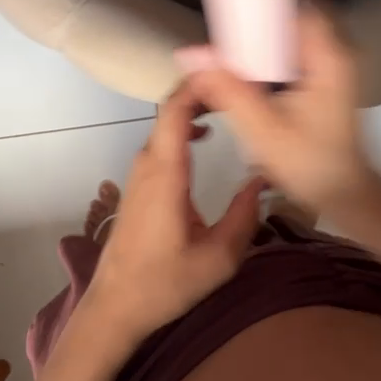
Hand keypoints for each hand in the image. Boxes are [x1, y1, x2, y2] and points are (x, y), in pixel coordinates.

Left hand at [82, 85, 265, 340]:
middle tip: (239, 86)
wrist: (115, 308)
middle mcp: (148, 163)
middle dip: (202, 90)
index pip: (175, 110)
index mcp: (166, 173)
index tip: (229, 73)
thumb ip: (245, 216)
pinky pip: (161, 140)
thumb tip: (265, 178)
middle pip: (170, 109)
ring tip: (228, 104)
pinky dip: (182, 126)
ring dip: (192, 107)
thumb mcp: (218, 259)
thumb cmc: (165, 284)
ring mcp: (139, 172)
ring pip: (165, 123)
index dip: (198, 84)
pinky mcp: (138, 183)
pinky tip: (204, 136)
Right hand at [177, 4, 376, 216]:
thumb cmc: (308, 163)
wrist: (344, 196)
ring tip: (229, 43)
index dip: (264, 0)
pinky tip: (248, 66)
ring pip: (294, 30)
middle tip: (222, 27)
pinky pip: (297, 47)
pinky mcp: (328, 75)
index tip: (231, 3)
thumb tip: (188, 53)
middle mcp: (338, 50)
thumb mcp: (262, 129)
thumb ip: (226, 88)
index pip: (298, 3)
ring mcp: (335, 62)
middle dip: (258, 17)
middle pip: (294, 12)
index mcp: (330, 56)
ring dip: (264, 35)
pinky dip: (273, 50)